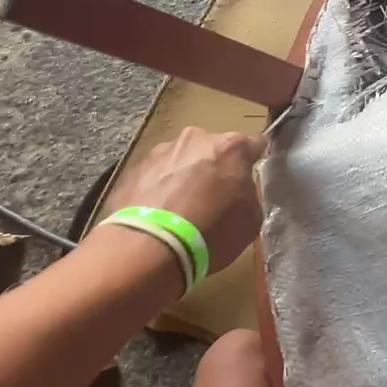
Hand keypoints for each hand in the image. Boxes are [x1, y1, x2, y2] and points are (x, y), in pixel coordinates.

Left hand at [101, 126, 265, 275]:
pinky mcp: (133, 169)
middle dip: (214, 168)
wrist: (149, 247)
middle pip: (213, 149)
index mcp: (230, 147)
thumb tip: (238, 190)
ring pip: (181, 160)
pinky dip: (159, 189)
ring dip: (184, 177)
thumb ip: (248, 194)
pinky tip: (158, 215)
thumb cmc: (211, 231)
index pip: (254, 144)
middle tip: (212, 199)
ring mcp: (161, 151)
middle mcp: (196, 139)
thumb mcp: (250, 219)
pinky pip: (155, 176)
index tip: (249, 177)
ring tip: (179, 210)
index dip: (253, 161)